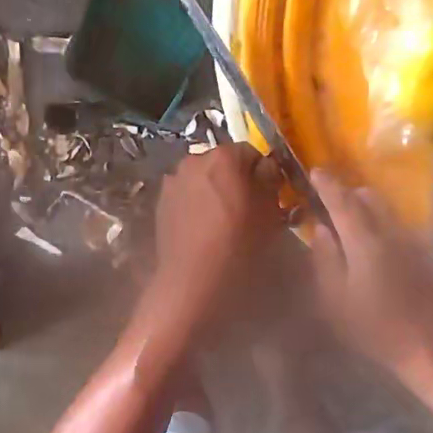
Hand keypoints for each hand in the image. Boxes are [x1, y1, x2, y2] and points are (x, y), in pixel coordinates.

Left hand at [151, 142, 281, 318]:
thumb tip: (267, 167)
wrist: (194, 280)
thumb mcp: (270, 212)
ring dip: (216, 192)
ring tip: (225, 222)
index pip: (252, 152)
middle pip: (224, 164)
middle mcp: (194, 160)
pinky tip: (205, 230)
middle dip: (237, 180)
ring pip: (204, 180)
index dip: (264, 172)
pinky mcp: (161, 204)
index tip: (270, 195)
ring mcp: (173, 182)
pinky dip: (198, 206)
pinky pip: (188, 197)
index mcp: (224, 156)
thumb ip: (271, 180)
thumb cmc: (240, 244)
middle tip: (250, 209)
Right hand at [305, 170, 432, 378]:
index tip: (314, 172)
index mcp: (366, 243)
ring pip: (386, 210)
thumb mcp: (336, 301)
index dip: (327, 184)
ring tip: (350, 224)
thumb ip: (326, 260)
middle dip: (348, 194)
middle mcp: (392, 233)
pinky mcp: (424, 254)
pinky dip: (382, 224)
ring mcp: (412, 242)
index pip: (343, 201)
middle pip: (369, 198)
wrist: (427, 346)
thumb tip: (321, 229)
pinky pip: (399, 226)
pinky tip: (374, 246)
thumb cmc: (374, 330)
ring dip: (366, 209)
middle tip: (330, 204)